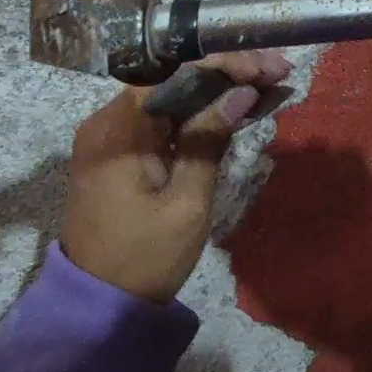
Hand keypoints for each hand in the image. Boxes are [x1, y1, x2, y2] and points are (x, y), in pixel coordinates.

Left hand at [60, 51, 293, 303]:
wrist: (96, 307)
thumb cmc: (144, 259)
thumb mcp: (186, 203)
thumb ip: (209, 141)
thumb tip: (240, 93)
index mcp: (118, 130)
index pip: (174, 72)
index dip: (225, 64)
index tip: (269, 69)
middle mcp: (105, 121)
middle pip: (170, 78)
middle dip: (225, 73)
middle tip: (276, 74)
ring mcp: (106, 136)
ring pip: (166, 96)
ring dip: (212, 90)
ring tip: (262, 87)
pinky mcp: (114, 152)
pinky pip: (156, 119)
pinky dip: (192, 113)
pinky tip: (228, 111)